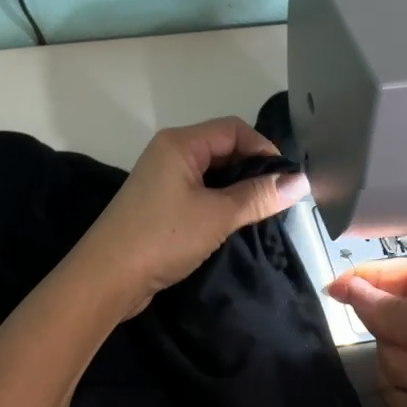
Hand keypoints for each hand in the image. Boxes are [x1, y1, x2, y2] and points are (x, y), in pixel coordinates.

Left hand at [70, 117, 310, 320]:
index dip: (263, 149)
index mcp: (180, 143)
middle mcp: (170, 151)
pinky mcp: (160, 201)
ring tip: (263, 211)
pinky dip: (220, 199)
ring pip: (212, 170)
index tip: (287, 179)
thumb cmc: (162, 237)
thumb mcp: (217, 215)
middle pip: (223, 146)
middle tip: (279, 197)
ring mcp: (162, 177)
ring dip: (238, 186)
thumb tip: (300, 181)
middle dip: (253, 168)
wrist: (106, 277)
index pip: (233, 129)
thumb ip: (259, 196)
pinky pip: (199, 189)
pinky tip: (235, 221)